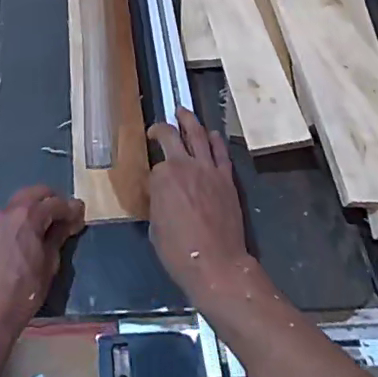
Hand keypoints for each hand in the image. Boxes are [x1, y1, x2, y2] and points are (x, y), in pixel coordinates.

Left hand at [0, 185, 84, 345]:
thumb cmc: (25, 290)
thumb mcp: (50, 263)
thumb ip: (59, 236)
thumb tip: (70, 221)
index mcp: (28, 216)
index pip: (56, 202)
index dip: (71, 209)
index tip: (81, 216)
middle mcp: (11, 210)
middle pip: (37, 192)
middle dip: (54, 200)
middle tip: (67, 217)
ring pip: (23, 199)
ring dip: (39, 205)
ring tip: (52, 224)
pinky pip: (12, 212)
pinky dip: (26, 213)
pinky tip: (34, 231)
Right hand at [147, 108, 249, 295]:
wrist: (216, 264)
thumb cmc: (178, 252)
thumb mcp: (155, 227)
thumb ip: (157, 203)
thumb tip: (161, 196)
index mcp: (161, 178)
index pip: (154, 166)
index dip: (152, 173)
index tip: (151, 179)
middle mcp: (184, 166)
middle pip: (171, 137)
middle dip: (163, 128)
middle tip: (159, 126)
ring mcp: (208, 169)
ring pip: (198, 135)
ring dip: (189, 120)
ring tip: (183, 112)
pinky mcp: (226, 178)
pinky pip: (220, 152)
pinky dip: (215, 140)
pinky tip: (212, 134)